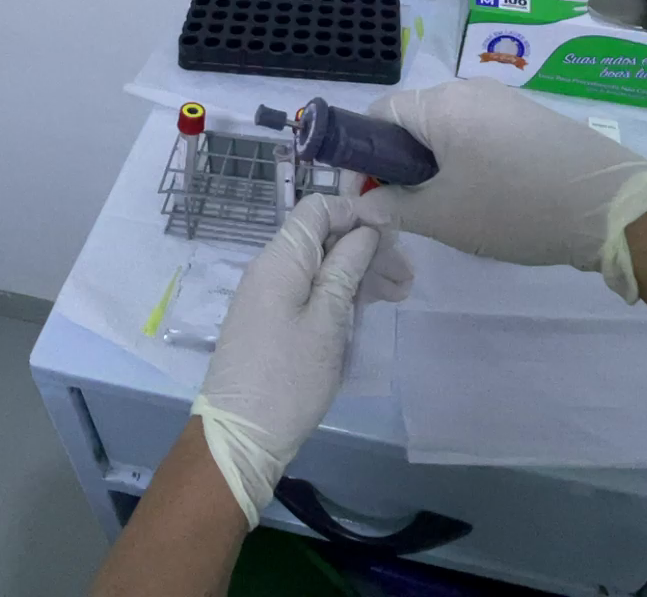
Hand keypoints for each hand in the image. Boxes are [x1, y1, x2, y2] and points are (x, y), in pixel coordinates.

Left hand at [192, 194, 380, 526]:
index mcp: (280, 259)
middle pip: (323, 237)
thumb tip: (364, 229)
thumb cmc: (288, 378)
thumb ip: (346, 268)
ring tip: (401, 293)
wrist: (240, 437)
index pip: (318, 210)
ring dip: (359, 272)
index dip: (356, 212)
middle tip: (407, 273)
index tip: (393, 233)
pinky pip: (311, 290)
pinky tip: (370, 307)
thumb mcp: (327, 321)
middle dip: (365, 246)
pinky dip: (341, 293)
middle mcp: (272, 267)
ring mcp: (271, 294)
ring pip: (321, 265)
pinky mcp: (275, 319)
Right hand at [354, 79, 646, 301]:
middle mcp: (470, 89)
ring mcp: (505, 100)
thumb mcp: (443, 217)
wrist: (612, 208)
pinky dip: (469, 156)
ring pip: (448, 126)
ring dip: (436, 161)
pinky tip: (490, 192)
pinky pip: (481, 130)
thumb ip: (392, 208)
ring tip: (453, 204)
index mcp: (441, 104)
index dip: (364, 153)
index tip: (371, 194)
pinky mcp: (531, 116)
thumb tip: (362, 205)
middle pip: (414, 118)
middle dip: (401, 161)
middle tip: (411, 205)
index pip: (378, 113)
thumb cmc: (515, 207)